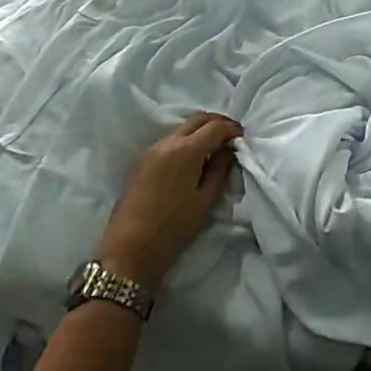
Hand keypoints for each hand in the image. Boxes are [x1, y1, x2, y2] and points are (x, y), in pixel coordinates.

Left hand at [93, 112, 242, 283]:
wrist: (128, 250)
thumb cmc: (172, 227)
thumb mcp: (204, 200)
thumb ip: (219, 169)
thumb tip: (227, 151)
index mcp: (185, 150)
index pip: (215, 126)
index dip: (232, 129)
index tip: (242, 138)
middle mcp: (167, 142)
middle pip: (197, 119)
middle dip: (217, 122)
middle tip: (231, 136)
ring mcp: (151, 150)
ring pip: (182, 127)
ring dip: (200, 130)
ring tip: (213, 147)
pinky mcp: (141, 160)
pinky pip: (169, 139)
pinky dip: (186, 139)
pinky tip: (193, 157)